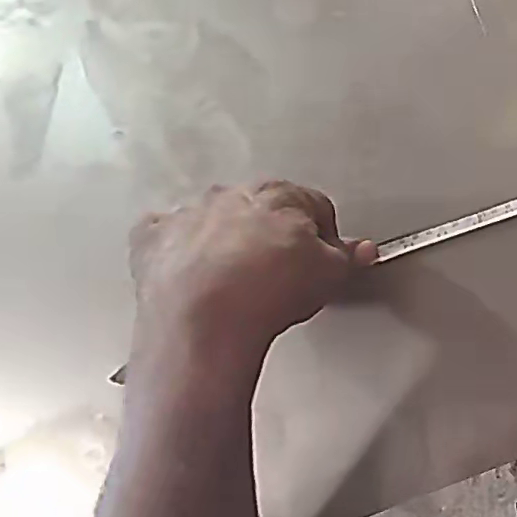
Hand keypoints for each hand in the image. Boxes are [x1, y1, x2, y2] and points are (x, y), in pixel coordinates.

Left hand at [129, 181, 374, 356]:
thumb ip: (349, 256)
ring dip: (231, 239)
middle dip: (277, 234)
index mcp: (281, 196)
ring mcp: (190, 214)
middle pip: (264, 209)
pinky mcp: (155, 239)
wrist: (206, 321)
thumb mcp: (332, 274)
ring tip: (246, 279)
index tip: (326, 255)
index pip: (315, 206)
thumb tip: (361, 250)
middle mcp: (233, 195)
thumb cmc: (267, 290)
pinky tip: (199, 273)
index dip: (325, 234)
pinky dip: (183, 250)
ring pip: (218, 219)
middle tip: (288, 268)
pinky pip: (171, 235)